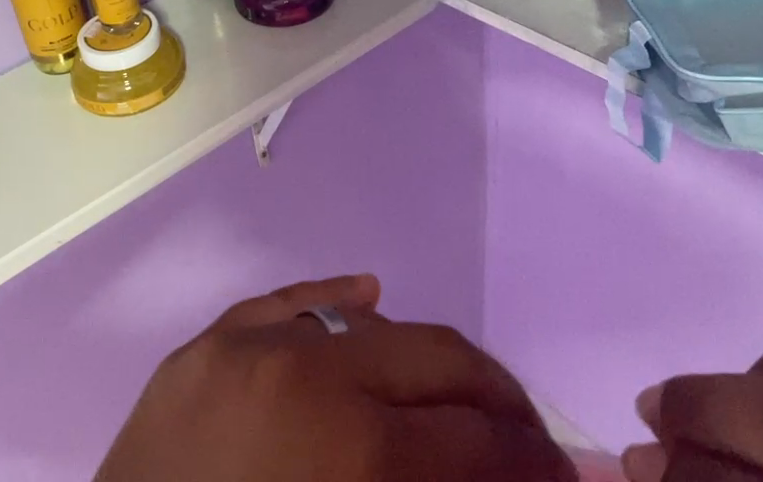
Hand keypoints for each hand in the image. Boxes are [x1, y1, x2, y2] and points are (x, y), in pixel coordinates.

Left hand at [96, 274, 576, 481]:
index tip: (558, 473)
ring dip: (424, 359)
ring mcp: (248, 348)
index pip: (479, 440)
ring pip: (371, 326)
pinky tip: (370, 297)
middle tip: (524, 435)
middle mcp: (309, 373)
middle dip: (497, 398)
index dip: (533, 459)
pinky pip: (285, 304)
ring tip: (451, 394)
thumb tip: (498, 470)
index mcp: (356, 451)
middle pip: (438, 359)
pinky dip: (334, 302)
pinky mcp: (204, 347)